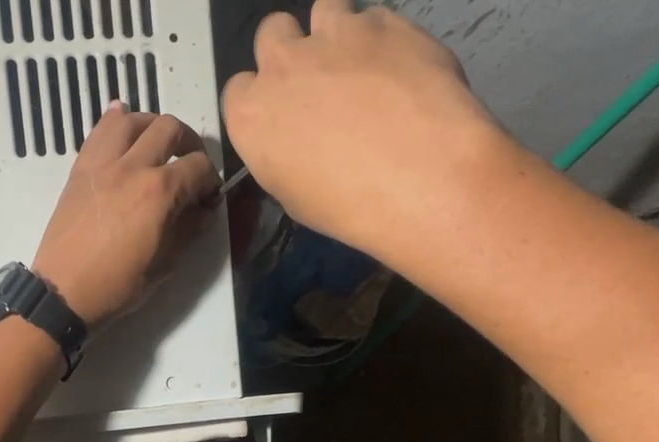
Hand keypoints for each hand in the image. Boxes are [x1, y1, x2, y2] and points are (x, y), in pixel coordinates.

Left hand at [31, 103, 221, 326]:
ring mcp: (102, 164)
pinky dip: (115, 121)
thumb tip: (205, 209)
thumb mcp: (164, 265)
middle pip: (170, 128)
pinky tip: (123, 122)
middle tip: (190, 164)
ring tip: (157, 144)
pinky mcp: (80, 169)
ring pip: (132, 120)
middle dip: (189, 143)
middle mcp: (132, 166)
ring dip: (152, 125)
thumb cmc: (117, 286)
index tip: (209, 197)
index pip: (199, 167)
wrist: (64, 293)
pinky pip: (99, 131)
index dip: (211, 180)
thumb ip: (189, 230)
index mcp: (159, 192)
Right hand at [222, 0, 522, 261]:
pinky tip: (400, 70)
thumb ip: (282, 153)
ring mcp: (335, 35)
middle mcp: (284, 64)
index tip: (283, 118)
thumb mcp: (293, 196)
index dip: (262, 101)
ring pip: (323, 10)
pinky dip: (382, 40)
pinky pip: (375, 18)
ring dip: (335, 33)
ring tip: (360, 67)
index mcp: (251, 114)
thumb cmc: (346, 204)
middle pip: (272, 33)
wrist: (419, 175)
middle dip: (290, 52)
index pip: (239, 89)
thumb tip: (296, 144)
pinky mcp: (386, 22)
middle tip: (318, 85)